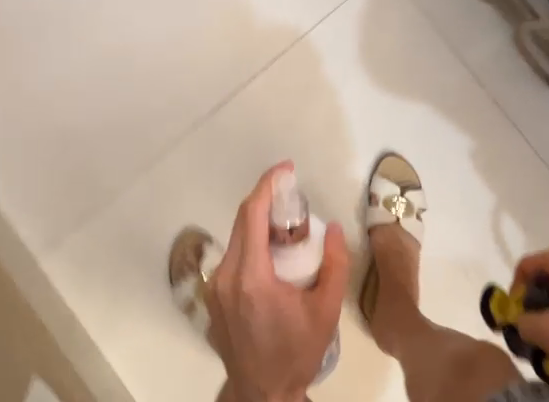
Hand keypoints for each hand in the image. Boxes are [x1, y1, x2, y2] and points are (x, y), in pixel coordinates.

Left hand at [207, 162, 348, 401]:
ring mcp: (215, 286)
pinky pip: (232, 256)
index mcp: (252, 276)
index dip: (268, 185)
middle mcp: (226, 276)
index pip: (252, 214)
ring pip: (236, 237)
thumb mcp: (325, 311)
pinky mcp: (213, 296)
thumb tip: (333, 228)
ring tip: (286, 225)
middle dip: (266, 199)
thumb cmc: (296, 353)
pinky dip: (251, 243)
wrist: (262, 394)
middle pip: (241, 220)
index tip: (286, 169)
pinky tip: (272, 254)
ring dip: (258, 222)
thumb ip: (334, 265)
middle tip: (292, 194)